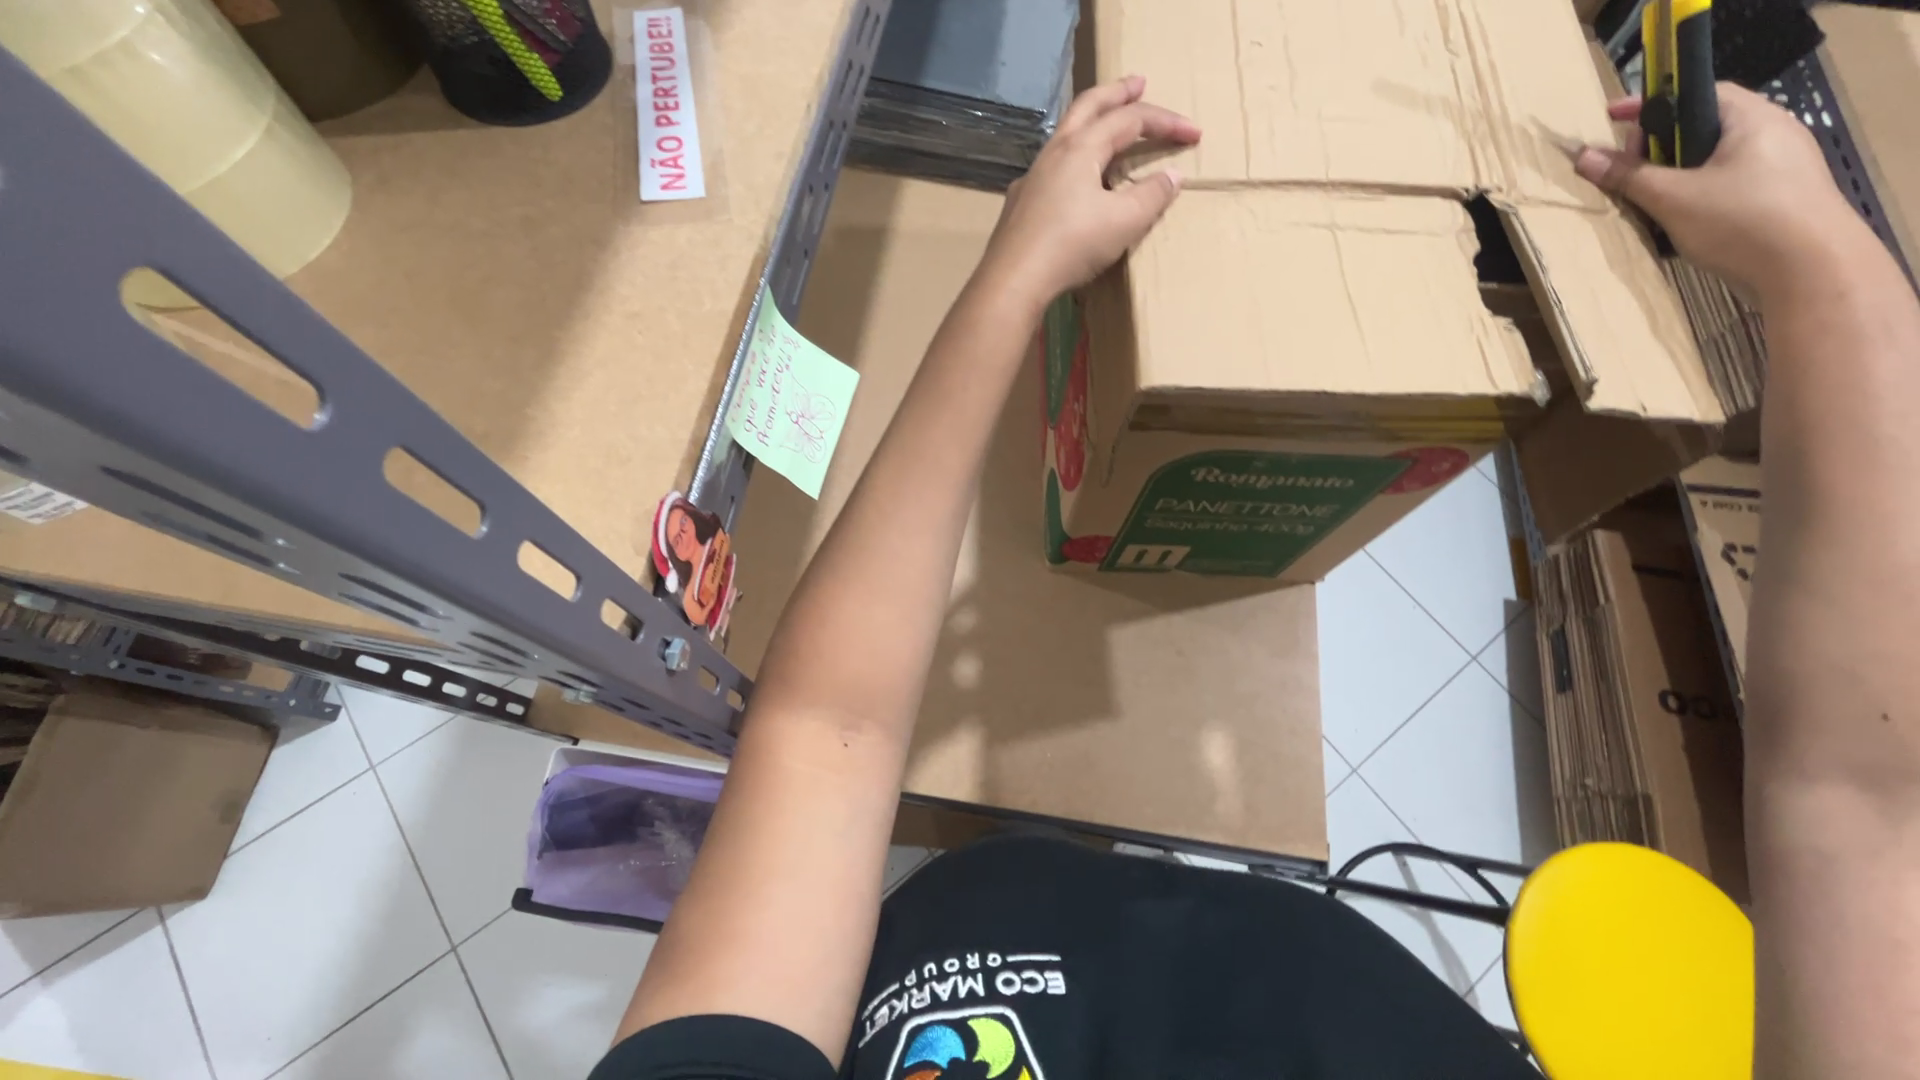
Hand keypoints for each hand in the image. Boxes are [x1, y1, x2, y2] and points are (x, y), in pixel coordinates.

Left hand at [977, 76, 1200, 306]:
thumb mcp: (1124, 222)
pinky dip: (1071, 160)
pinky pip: (1051, 169)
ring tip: (1106, 127)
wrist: (1013, 281)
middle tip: (1138, 83)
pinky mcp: (1019, 205)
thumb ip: (1151, 196)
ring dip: (1090, 123)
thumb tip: (1172, 177)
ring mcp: (1031, 178)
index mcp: (1081, 149)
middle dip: (1117, 93)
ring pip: (1064, 136)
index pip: (1130, 120)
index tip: (1194, 134)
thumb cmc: (1072, 246)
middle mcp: (1053, 153)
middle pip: (1088, 107)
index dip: (1165, 123)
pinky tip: (1073, 179)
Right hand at [1574, 83, 1868, 301]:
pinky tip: (1678, 215)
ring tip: (1646, 195)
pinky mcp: (1778, 194)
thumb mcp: (1673, 198)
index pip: (1697, 93)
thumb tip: (1584, 157)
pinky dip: (1694, 189)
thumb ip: (1628, 176)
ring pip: (1712, 156)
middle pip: (1702, 125)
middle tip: (1625, 168)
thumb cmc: (1741, 220)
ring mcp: (1779, 164)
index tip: (1611, 116)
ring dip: (1674, 171)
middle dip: (1658, 143)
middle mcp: (1771, 132)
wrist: (1810, 267)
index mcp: (1752, 118)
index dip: (1652, 102)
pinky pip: (1725, 180)